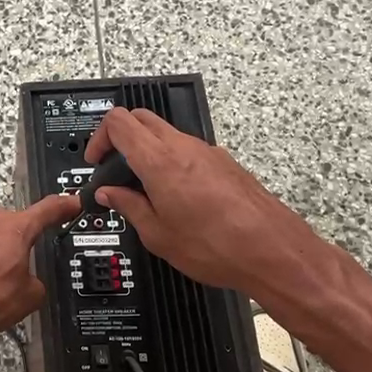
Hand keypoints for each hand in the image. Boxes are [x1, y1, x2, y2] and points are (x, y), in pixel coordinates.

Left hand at [0, 193, 77, 337]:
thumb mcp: (30, 296)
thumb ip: (39, 283)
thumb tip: (33, 284)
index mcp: (17, 228)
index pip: (49, 208)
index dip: (67, 205)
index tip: (76, 202)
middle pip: (25, 221)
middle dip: (39, 231)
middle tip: (52, 239)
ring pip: (5, 235)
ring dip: (15, 249)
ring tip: (21, 272)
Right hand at [83, 108, 334, 292]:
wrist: (274, 253)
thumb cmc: (220, 247)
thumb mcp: (158, 235)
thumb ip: (129, 207)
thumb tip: (111, 195)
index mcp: (160, 162)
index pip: (118, 123)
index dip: (99, 138)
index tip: (96, 162)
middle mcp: (184, 148)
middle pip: (140, 118)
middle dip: (119, 137)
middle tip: (113, 168)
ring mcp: (207, 152)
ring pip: (165, 132)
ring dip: (146, 149)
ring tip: (143, 188)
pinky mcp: (224, 163)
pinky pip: (187, 149)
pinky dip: (171, 160)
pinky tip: (174, 195)